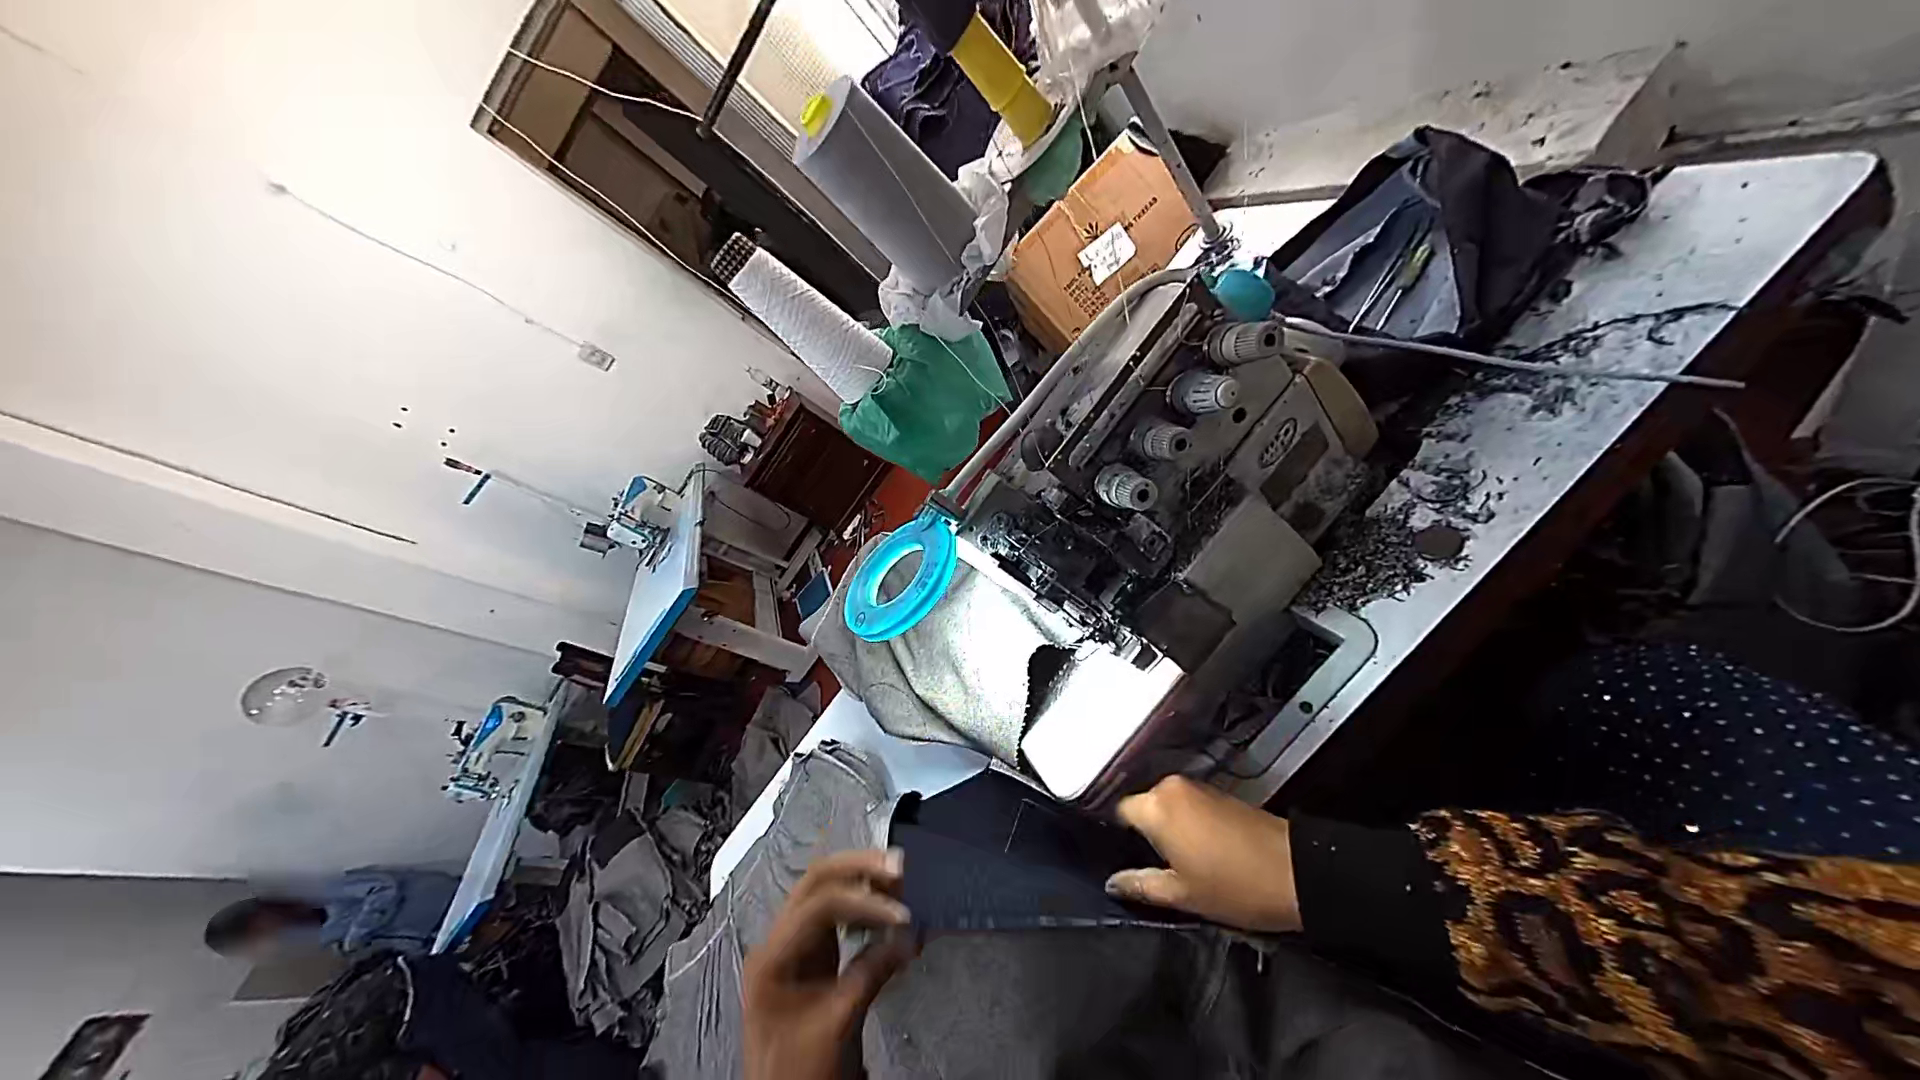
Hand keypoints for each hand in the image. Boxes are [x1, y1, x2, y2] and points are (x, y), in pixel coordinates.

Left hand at [744, 850, 915, 1079]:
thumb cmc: (802, 1073)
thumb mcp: (838, 1025)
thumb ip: (871, 973)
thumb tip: (909, 936)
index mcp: (773, 955)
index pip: (820, 904)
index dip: (864, 902)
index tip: (902, 915)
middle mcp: (778, 940)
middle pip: (817, 881)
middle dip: (859, 868)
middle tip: (899, 866)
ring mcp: (793, 946)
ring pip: (826, 891)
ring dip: (862, 881)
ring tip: (899, 880)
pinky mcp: (810, 957)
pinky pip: (836, 916)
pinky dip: (863, 906)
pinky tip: (886, 910)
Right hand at [1106, 775, 1300, 931]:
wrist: (1298, 873)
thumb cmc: (1235, 886)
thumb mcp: (1182, 895)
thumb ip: (1140, 884)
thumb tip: (1112, 882)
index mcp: (1156, 807)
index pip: (1118, 811)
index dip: (1117, 834)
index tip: (1121, 856)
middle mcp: (1171, 787)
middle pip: (1142, 805)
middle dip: (1143, 831)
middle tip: (1148, 863)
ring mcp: (1196, 787)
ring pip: (1165, 805)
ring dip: (1166, 826)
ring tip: (1174, 859)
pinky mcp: (1217, 792)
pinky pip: (1186, 804)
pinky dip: (1185, 821)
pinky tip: (1196, 848)